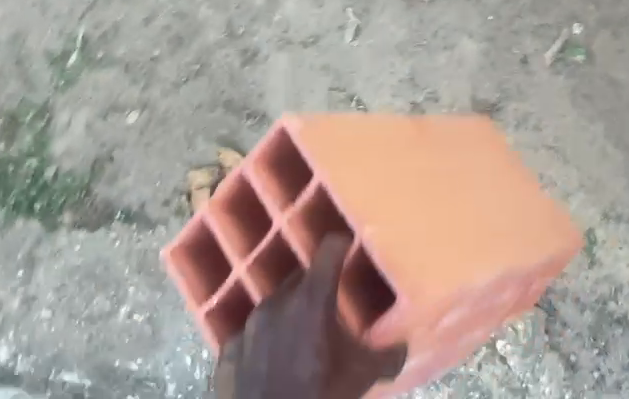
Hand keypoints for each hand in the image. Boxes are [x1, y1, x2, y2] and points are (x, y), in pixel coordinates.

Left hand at [213, 234, 407, 398]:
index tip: (351, 250)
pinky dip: (261, 343)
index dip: (343, 245)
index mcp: (312, 297)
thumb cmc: (321, 396)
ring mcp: (245, 330)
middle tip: (331, 306)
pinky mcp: (224, 358)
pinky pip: (247, 338)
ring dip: (289, 314)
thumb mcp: (365, 374)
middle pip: (301, 277)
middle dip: (316, 285)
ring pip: (273, 307)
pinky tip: (270, 364)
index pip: (331, 247)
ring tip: (302, 337)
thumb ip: (390, 353)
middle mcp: (276, 303)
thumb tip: (404, 346)